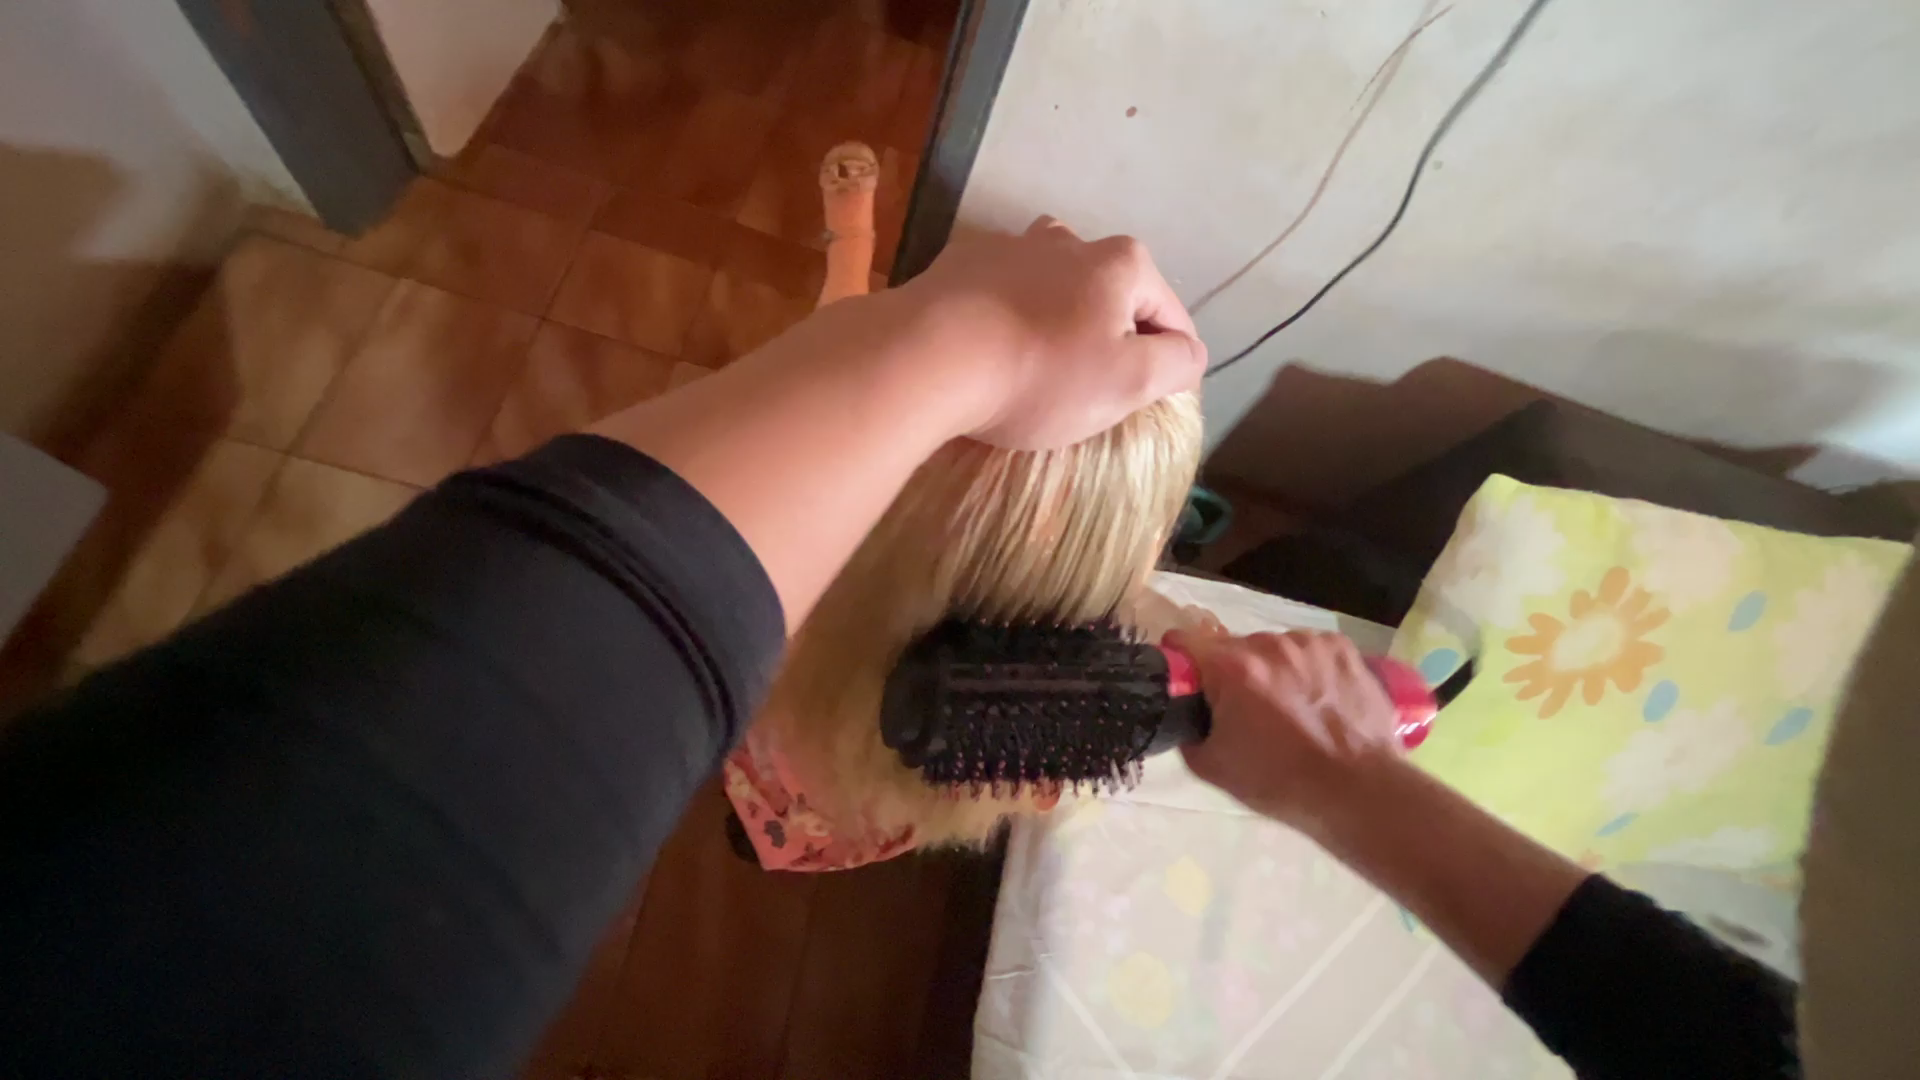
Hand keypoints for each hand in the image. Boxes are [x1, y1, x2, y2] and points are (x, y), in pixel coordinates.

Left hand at [898, 216, 1206, 449]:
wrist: (929, 358)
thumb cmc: (1040, 375)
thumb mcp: (1127, 383)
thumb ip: (1175, 364)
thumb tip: (1189, 354)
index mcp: (1123, 264)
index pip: (1171, 316)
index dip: (1169, 362)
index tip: (1147, 400)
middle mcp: (1071, 240)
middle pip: (1111, 297)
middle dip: (1109, 339)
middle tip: (1086, 391)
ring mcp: (1011, 246)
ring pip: (1055, 290)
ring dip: (1058, 322)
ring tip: (1037, 366)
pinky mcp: (961, 264)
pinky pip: (1003, 294)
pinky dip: (1008, 318)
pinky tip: (990, 350)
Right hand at [1170, 629, 1403, 831]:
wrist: (1358, 792)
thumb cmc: (1279, 781)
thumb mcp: (1211, 766)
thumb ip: (1186, 732)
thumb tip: (1186, 714)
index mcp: (1231, 667)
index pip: (1185, 640)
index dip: (1181, 661)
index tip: (1188, 681)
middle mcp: (1268, 644)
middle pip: (1232, 647)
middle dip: (1232, 672)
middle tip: (1246, 710)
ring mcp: (1309, 642)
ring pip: (1273, 648)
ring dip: (1271, 669)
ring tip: (1290, 706)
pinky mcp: (1342, 648)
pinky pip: (1309, 649)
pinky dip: (1306, 667)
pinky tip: (1318, 697)